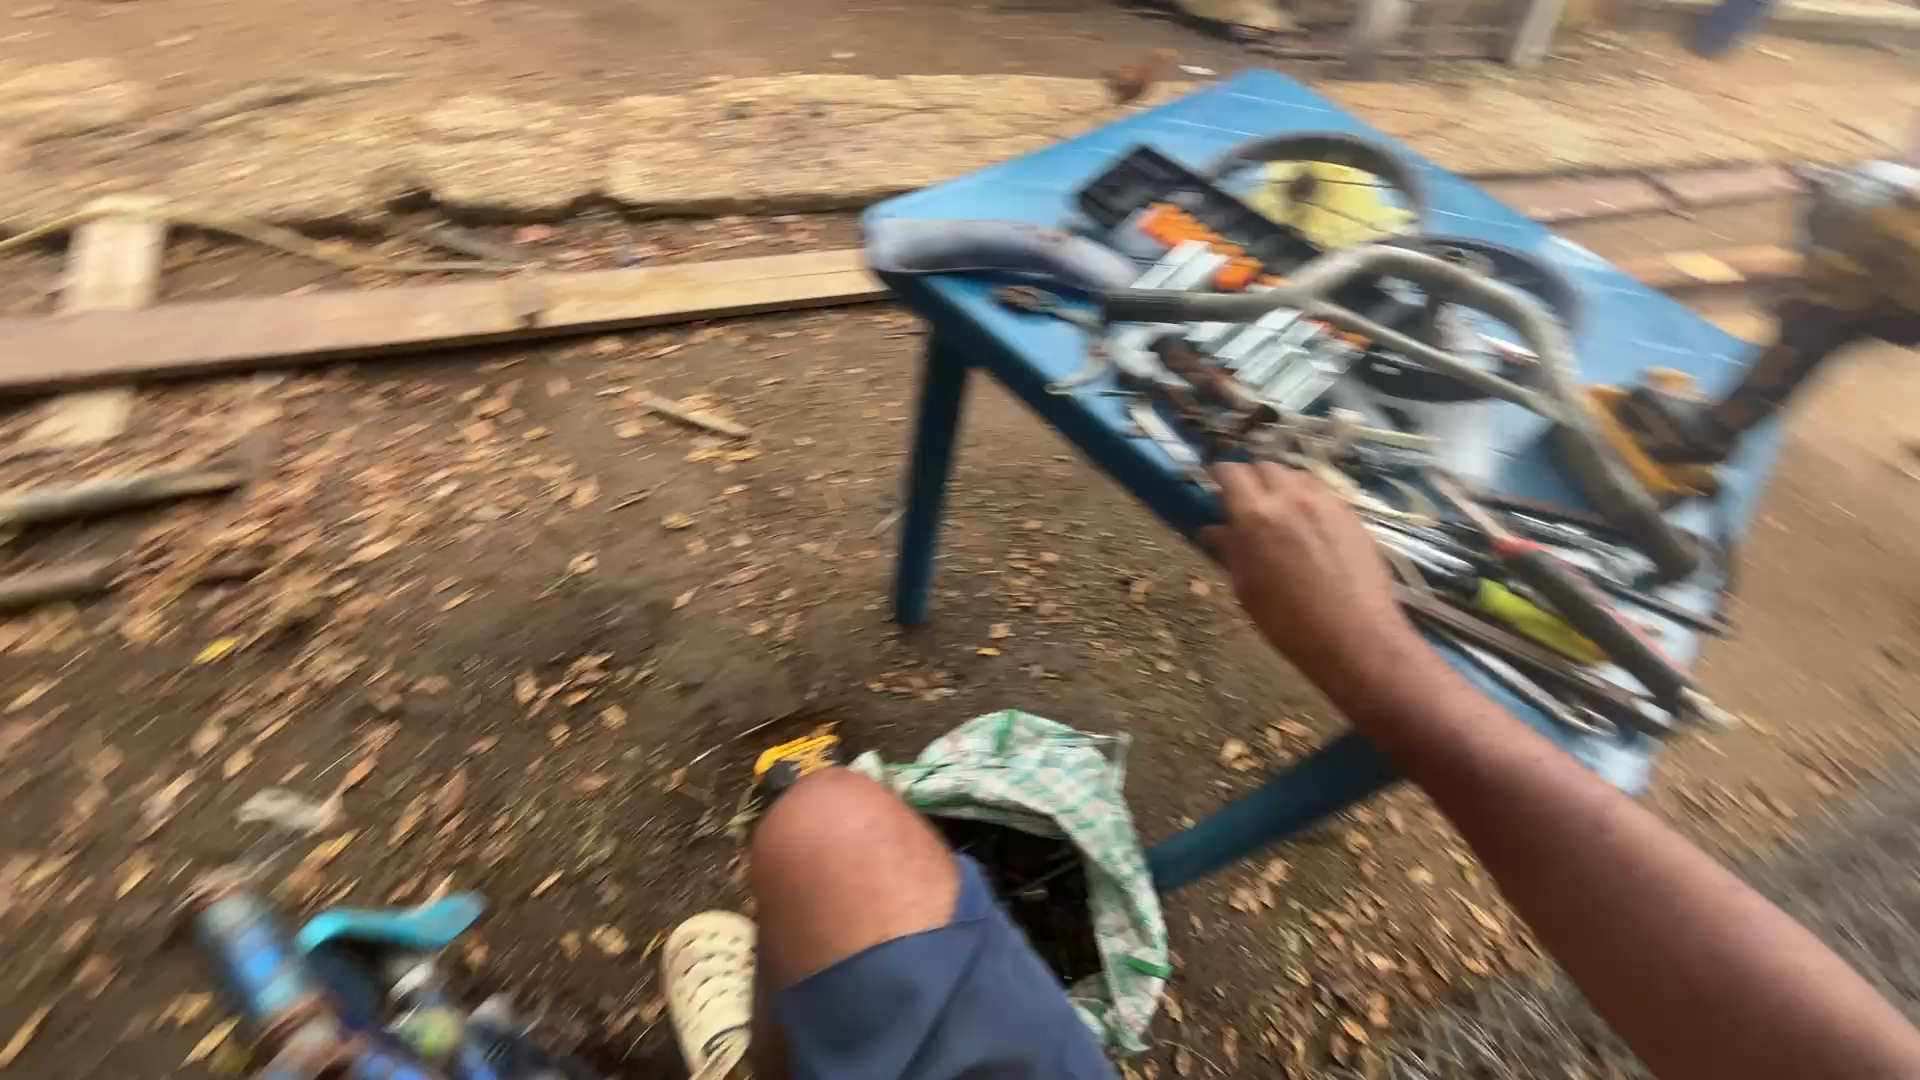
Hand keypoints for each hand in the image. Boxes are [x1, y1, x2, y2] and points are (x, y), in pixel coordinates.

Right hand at [1202, 462, 1432, 706]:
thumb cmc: (1287, 620)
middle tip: (1244, 500)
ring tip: (1277, 508)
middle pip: (1265, 466)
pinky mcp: (1352, 515)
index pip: (1231, 473)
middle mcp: (1290, 498)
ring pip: (1297, 475)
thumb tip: (1213, 530)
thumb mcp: (1246, 587)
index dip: (1219, 474)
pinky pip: (1323, 492)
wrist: (1354, 637)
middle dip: (1251, 477)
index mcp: (1254, 516)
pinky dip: (1307, 498)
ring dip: (1281, 484)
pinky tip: (1307, 524)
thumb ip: (1231, 550)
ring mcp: (1326, 503)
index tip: (1213, 483)